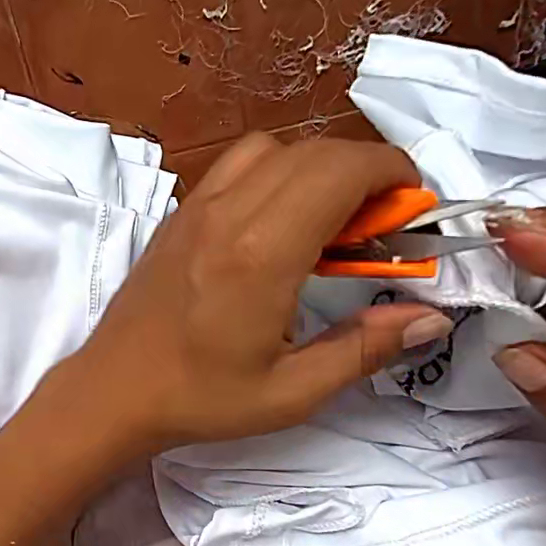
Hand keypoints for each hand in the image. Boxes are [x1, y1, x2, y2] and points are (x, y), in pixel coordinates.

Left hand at [50, 134, 454, 455]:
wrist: (113, 391)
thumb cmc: (203, 398)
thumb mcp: (295, 391)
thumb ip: (367, 347)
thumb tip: (431, 317)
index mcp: (264, 254)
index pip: (340, 173)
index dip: (390, 172)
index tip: (414, 203)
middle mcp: (232, 212)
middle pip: (318, 152)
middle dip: (369, 170)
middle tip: (387, 219)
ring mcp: (202, 203)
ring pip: (279, 147)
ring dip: (323, 166)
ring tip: (337, 216)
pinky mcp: (185, 208)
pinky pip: (242, 160)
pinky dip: (282, 168)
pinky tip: (285, 217)